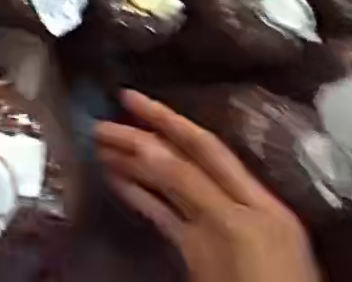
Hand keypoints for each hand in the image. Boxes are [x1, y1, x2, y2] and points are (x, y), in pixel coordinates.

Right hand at [96, 90, 320, 281]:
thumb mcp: (235, 231)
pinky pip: (165, 217)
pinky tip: (114, 182)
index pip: (202, 144)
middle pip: (180, 162)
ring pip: (168, 188)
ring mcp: (214, 231)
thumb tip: (146, 145)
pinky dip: (140, 197)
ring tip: (98, 150)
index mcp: (253, 197)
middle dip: (139, 140)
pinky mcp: (198, 255)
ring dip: (134, 166)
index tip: (125, 96)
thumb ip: (191, 185)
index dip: (165, 117)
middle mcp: (232, 206)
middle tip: (99, 127)